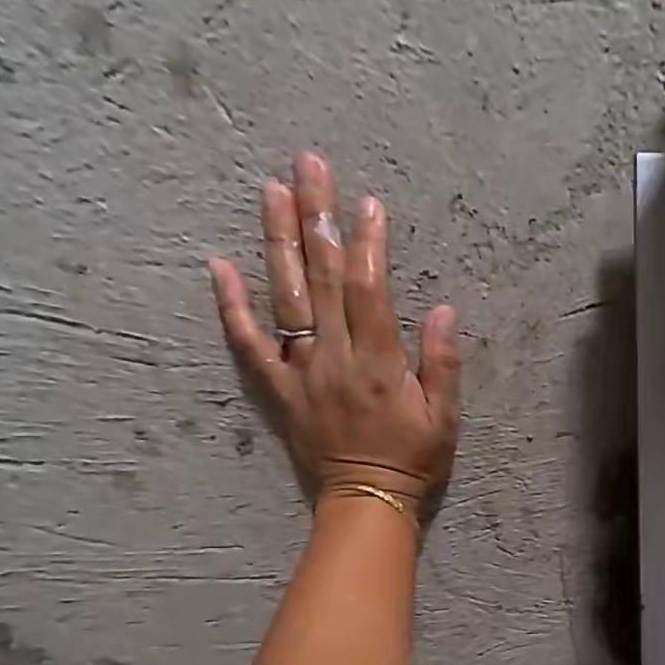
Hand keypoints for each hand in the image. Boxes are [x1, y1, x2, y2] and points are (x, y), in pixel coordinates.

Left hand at [210, 152, 461, 521]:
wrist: (367, 499)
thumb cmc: (415, 459)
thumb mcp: (446, 418)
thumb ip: (443, 365)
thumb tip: (445, 311)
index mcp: (380, 365)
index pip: (369, 291)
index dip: (367, 244)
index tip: (367, 203)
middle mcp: (335, 358)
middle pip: (322, 279)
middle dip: (318, 219)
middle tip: (309, 166)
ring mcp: (301, 371)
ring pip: (286, 297)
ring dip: (278, 241)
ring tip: (272, 191)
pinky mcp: (279, 388)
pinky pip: (249, 343)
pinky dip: (231, 305)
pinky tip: (218, 264)